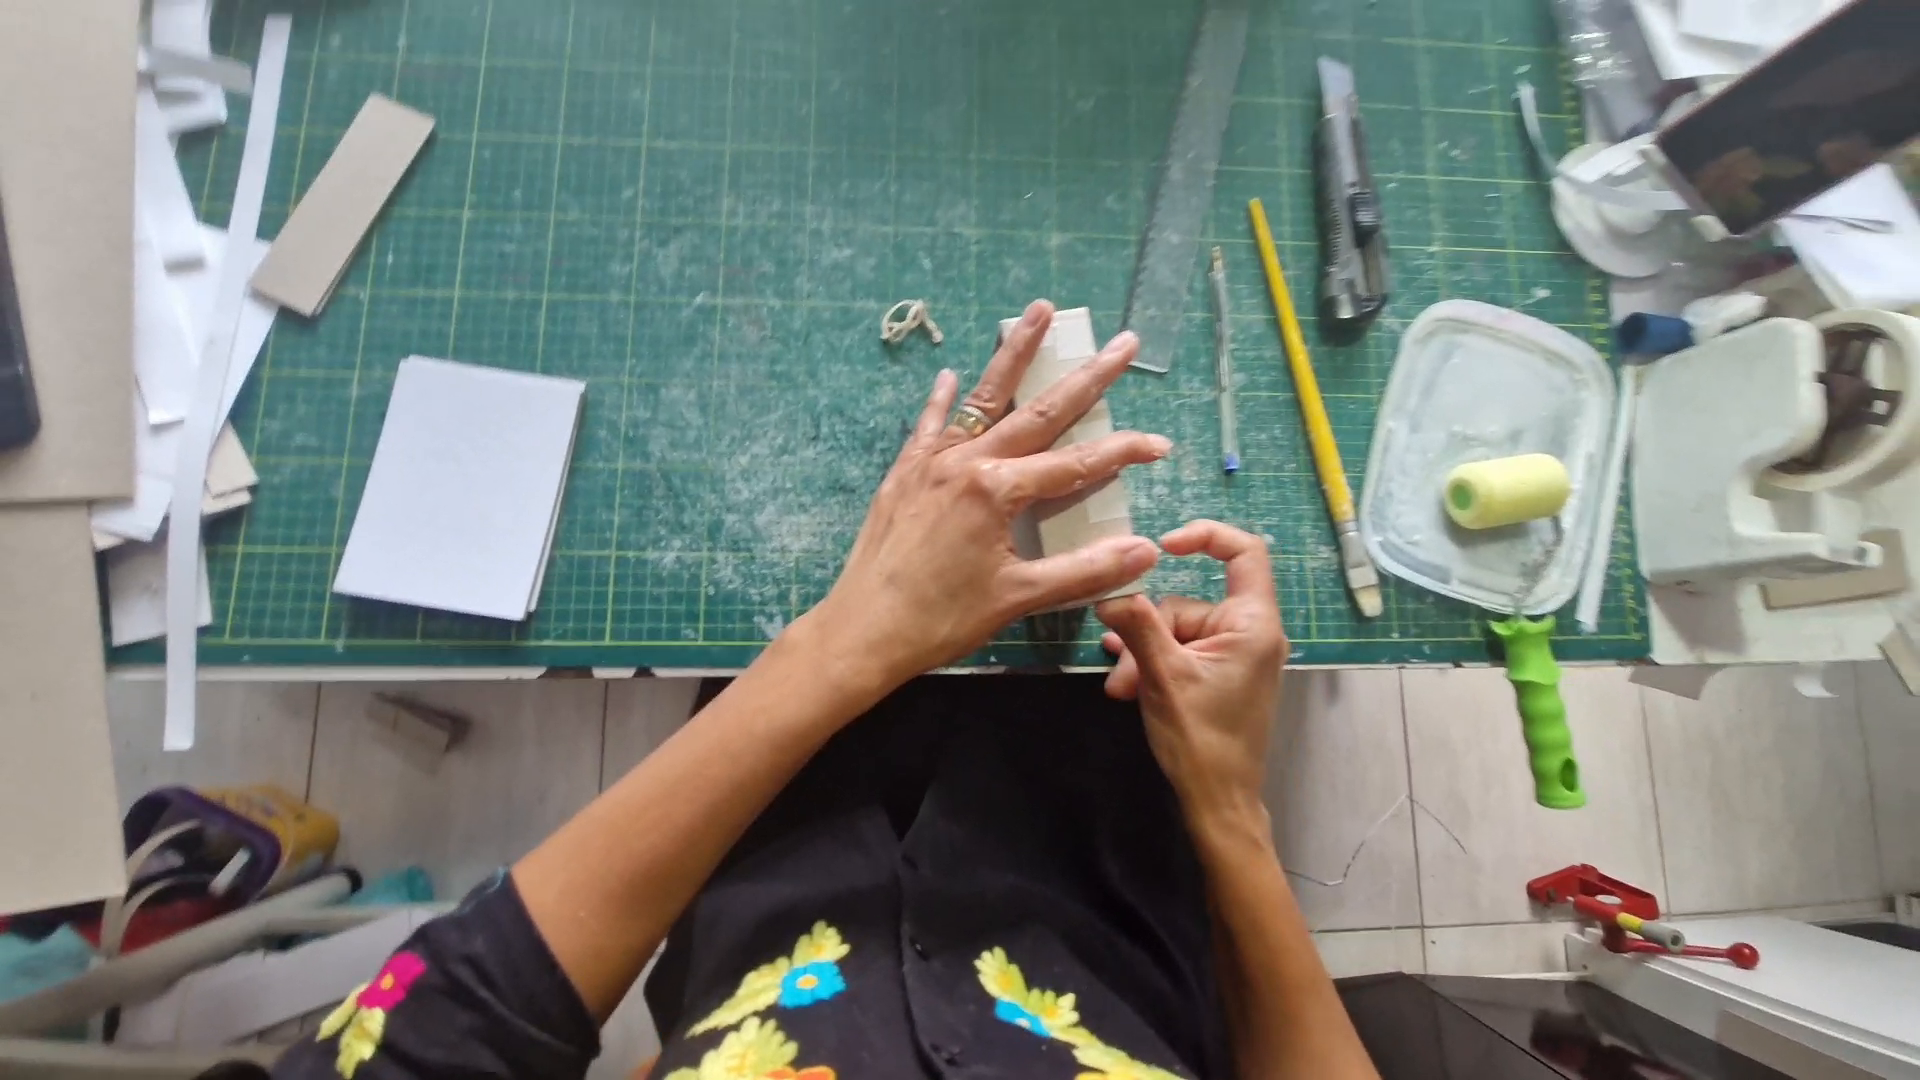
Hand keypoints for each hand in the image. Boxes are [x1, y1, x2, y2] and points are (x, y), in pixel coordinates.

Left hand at [807, 299, 1169, 693]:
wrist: (863, 631)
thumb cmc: (942, 619)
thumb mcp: (1018, 596)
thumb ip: (1084, 570)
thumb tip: (1145, 551)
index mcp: (996, 490)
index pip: (1076, 465)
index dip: (1123, 454)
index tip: (1160, 445)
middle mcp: (965, 462)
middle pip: (1039, 413)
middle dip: (1086, 378)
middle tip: (1122, 341)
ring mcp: (930, 463)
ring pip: (982, 401)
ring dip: (1014, 356)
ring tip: (1036, 312)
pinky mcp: (903, 475)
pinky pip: (927, 427)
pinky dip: (942, 401)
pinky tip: (950, 375)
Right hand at [1096, 521, 1289, 816]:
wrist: (1216, 800)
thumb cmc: (1201, 738)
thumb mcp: (1162, 675)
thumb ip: (1138, 625)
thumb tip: (1110, 593)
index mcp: (1252, 624)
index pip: (1244, 553)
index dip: (1204, 536)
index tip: (1162, 547)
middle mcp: (1248, 632)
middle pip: (1187, 603)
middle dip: (1146, 630)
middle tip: (1118, 663)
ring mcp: (1232, 654)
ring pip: (1174, 631)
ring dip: (1142, 654)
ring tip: (1122, 685)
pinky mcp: (1218, 673)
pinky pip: (1178, 651)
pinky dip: (1153, 663)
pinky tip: (1127, 685)